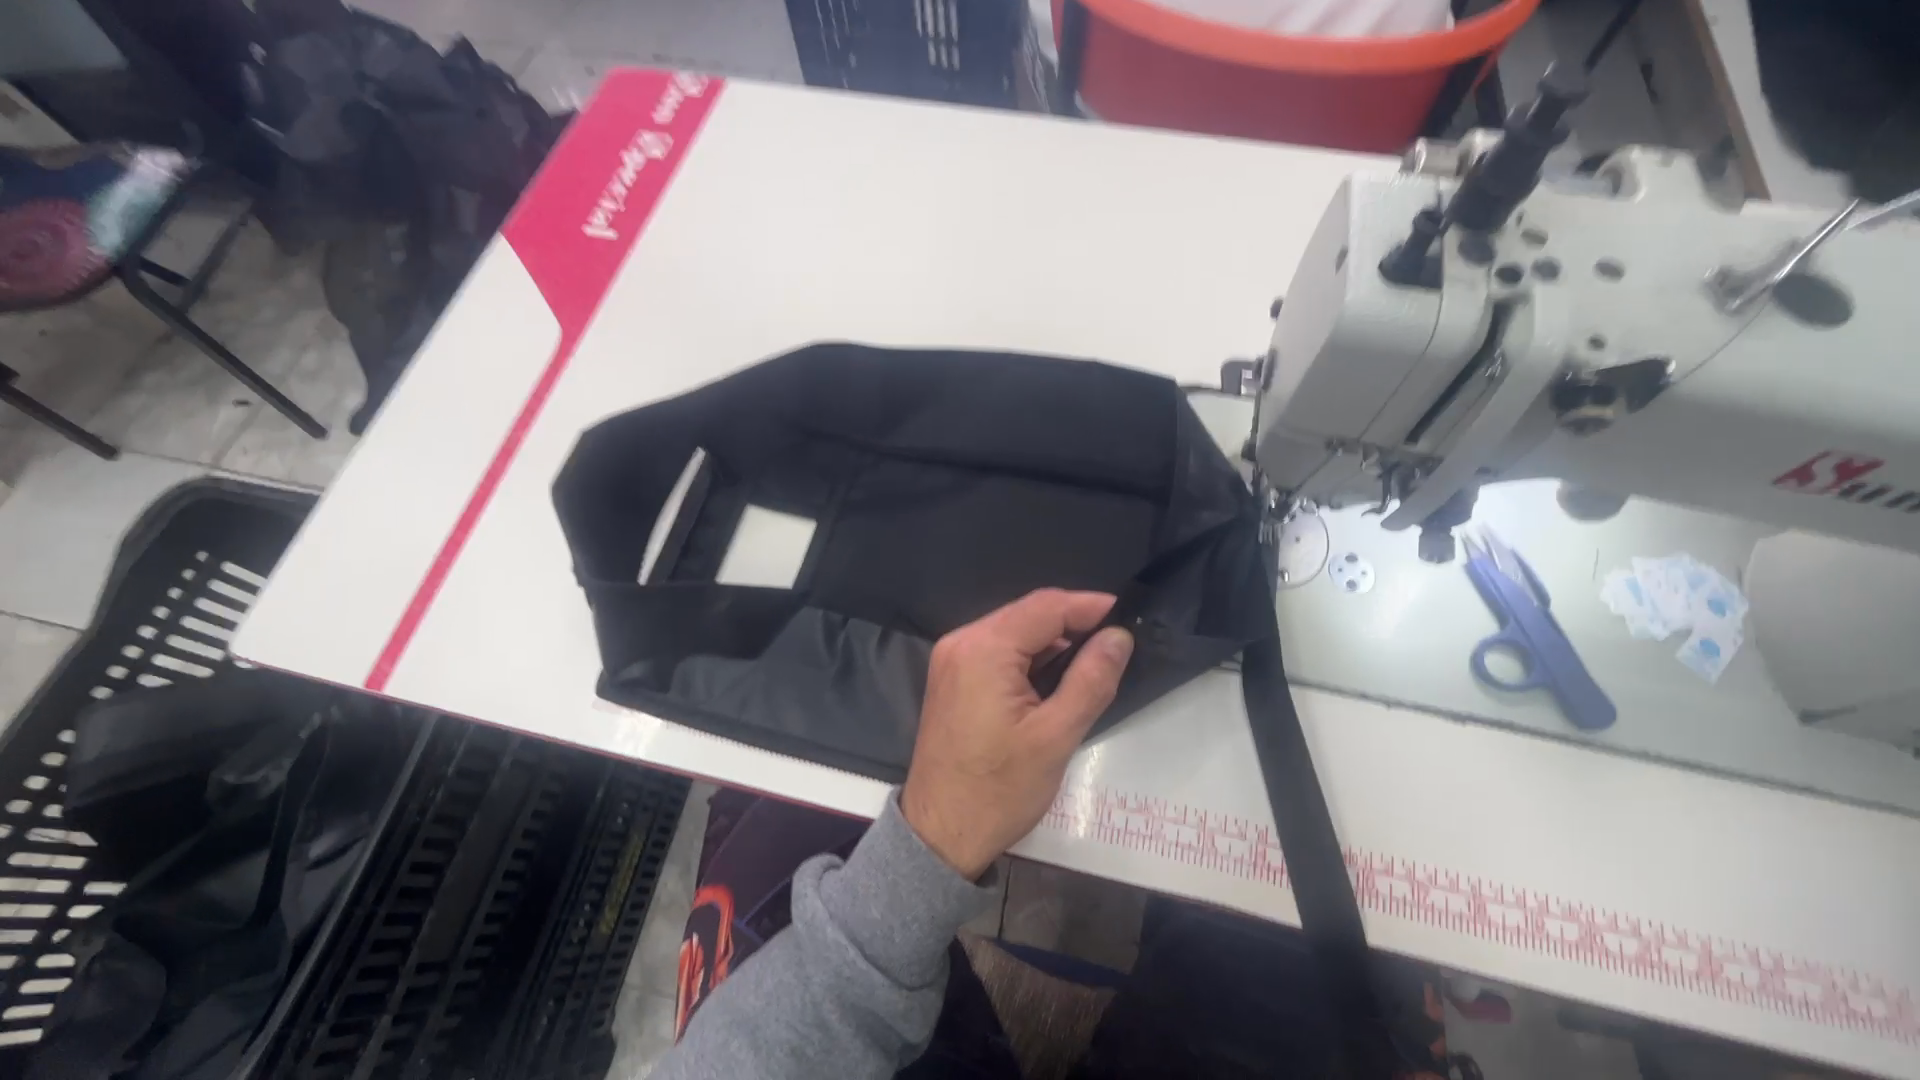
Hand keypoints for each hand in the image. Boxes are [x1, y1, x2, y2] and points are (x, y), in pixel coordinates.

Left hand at [901, 589, 1134, 879]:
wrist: (941, 834)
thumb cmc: (999, 790)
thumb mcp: (1056, 737)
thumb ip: (1091, 679)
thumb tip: (1119, 637)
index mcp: (983, 649)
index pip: (1046, 606)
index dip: (1090, 606)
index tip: (1128, 616)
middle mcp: (961, 642)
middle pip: (1027, 615)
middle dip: (1072, 624)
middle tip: (1116, 645)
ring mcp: (951, 660)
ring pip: (1013, 632)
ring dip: (1051, 643)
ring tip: (1093, 664)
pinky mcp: (951, 679)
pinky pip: (997, 652)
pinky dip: (1027, 659)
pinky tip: (1054, 680)